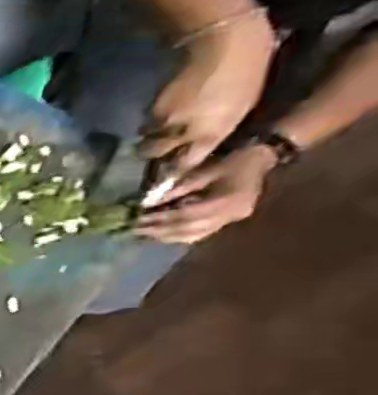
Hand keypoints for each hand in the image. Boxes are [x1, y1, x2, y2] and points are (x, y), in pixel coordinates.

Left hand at [135, 142, 276, 243]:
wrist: (262, 159)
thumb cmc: (231, 161)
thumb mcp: (202, 171)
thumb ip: (175, 189)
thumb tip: (145, 203)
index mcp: (229, 200)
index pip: (188, 215)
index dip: (161, 219)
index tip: (137, 220)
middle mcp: (232, 214)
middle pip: (189, 229)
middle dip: (159, 230)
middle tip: (133, 229)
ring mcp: (231, 219)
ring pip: (193, 235)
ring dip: (165, 236)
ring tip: (141, 233)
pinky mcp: (228, 221)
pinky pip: (199, 234)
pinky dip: (177, 235)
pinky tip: (159, 233)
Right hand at [141, 13, 276, 172]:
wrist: (224, 43)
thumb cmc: (246, 74)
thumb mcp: (239, 108)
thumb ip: (214, 132)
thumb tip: (193, 148)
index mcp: (209, 133)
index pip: (180, 164)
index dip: (171, 172)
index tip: (163, 178)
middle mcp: (181, 130)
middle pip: (152, 152)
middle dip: (152, 153)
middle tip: (156, 150)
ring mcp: (163, 117)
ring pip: (148, 135)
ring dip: (152, 135)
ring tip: (162, 128)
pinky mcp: (152, 105)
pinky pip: (149, 120)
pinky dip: (154, 119)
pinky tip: (167, 109)